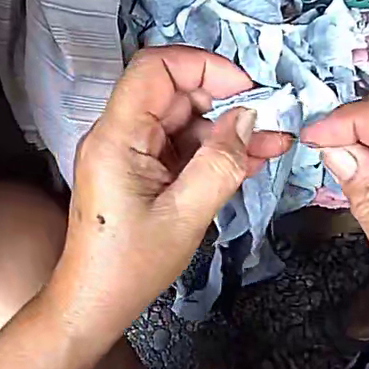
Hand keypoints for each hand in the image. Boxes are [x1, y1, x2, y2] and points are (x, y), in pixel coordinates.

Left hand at [47, 47, 292, 348]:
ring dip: (228, 129)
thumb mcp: (186, 215)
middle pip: (175, 93)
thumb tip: (250, 118)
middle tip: (271, 120)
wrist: (96, 301)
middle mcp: (120, 135)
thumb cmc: (131, 264)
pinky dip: (215, 151)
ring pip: (185, 121)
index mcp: (118, 137)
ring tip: (273, 143)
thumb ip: (221, 163)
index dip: (205, 66)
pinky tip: (251, 158)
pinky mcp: (142, 171)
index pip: (157, 68)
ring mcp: (131, 153)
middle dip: (226, 100)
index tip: (248, 89)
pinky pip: (182, 148)